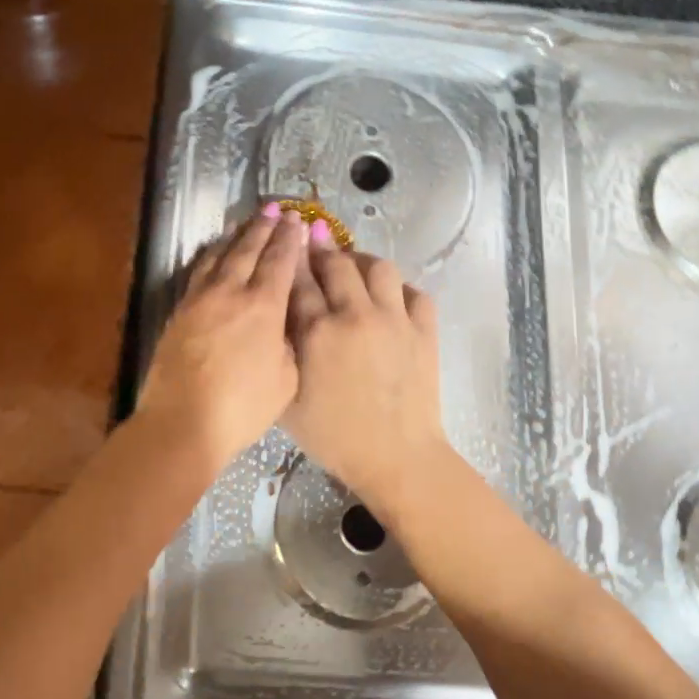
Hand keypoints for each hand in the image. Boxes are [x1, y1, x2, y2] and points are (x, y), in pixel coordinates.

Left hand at [138, 204, 307, 471]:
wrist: (183, 421)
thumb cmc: (243, 408)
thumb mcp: (286, 378)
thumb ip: (289, 341)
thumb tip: (284, 320)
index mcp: (264, 306)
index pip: (280, 261)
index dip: (290, 238)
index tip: (297, 220)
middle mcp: (230, 293)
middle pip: (248, 250)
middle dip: (264, 228)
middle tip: (274, 209)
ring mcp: (200, 300)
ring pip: (219, 257)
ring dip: (235, 237)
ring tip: (245, 223)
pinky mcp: (179, 313)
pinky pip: (199, 273)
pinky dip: (211, 257)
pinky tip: (215, 255)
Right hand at [284, 237, 449, 521]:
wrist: (396, 458)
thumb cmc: (333, 437)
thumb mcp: (287, 401)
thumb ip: (279, 356)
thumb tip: (274, 325)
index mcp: (317, 332)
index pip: (297, 281)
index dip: (288, 258)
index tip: (282, 241)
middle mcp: (355, 314)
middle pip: (336, 264)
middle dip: (320, 248)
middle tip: (313, 241)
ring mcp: (395, 320)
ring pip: (379, 268)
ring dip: (361, 261)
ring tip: (352, 266)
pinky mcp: (425, 331)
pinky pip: (414, 292)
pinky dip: (399, 289)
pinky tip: (388, 297)